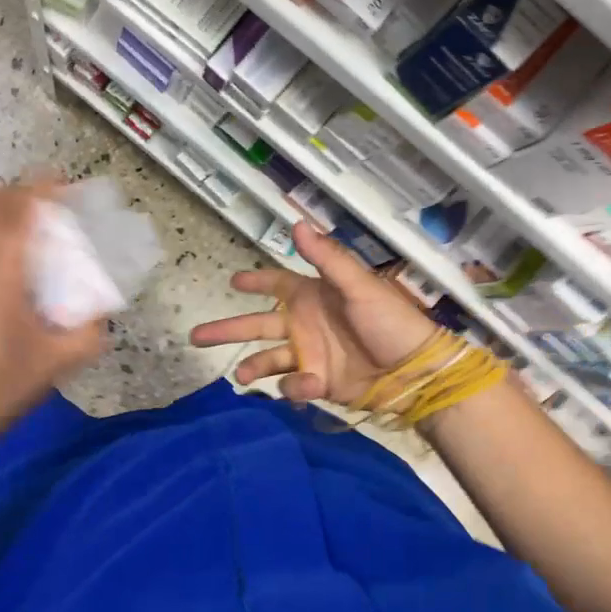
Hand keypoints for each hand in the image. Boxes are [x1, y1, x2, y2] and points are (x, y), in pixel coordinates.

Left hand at [0, 184, 104, 445]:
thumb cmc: (4, 388)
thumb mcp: (62, 361)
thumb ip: (92, 327)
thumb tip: (103, 301)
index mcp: (1, 277)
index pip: (19, 213)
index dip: (42, 191)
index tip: (62, 184)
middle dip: (19, 194)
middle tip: (46, 203)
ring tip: (13, 216)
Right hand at [191, 220, 438, 403]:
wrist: (415, 373)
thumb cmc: (391, 323)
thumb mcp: (359, 286)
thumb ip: (326, 259)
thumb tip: (297, 224)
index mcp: (313, 297)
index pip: (276, 284)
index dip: (255, 281)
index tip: (232, 281)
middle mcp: (305, 324)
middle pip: (256, 325)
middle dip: (226, 330)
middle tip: (195, 337)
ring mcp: (309, 355)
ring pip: (267, 358)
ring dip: (252, 366)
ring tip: (242, 377)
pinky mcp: (316, 382)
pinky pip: (293, 384)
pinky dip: (295, 387)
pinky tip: (309, 385)